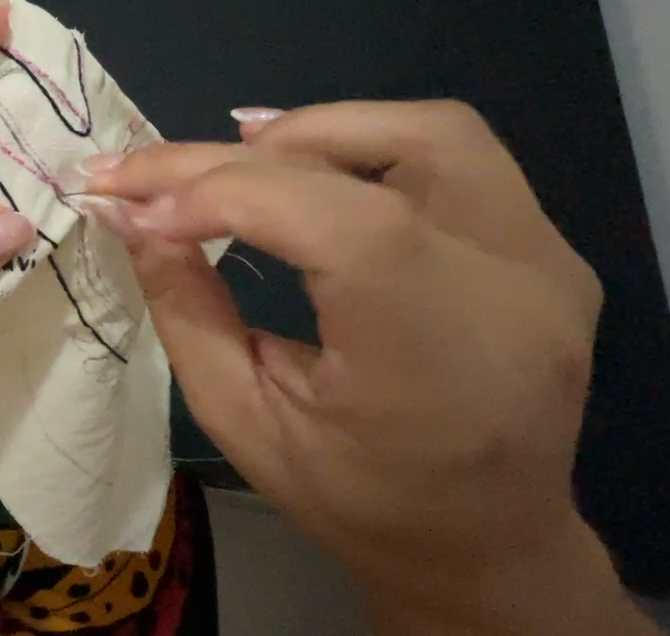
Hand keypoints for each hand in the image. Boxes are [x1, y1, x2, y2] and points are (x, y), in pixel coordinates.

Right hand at [82, 101, 644, 634]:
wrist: (485, 540)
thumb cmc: (353, 495)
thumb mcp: (238, 416)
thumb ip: (182, 305)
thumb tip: (126, 211)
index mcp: (441, 366)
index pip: (347, 229)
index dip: (229, 196)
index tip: (136, 211)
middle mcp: (514, 293)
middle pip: (372, 158)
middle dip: (226, 160)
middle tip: (137, 173)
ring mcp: (543, 258)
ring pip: (421, 129)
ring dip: (302, 132)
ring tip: (221, 167)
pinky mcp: (537, 241)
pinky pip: (444, 148)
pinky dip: (350, 137)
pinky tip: (285, 158)